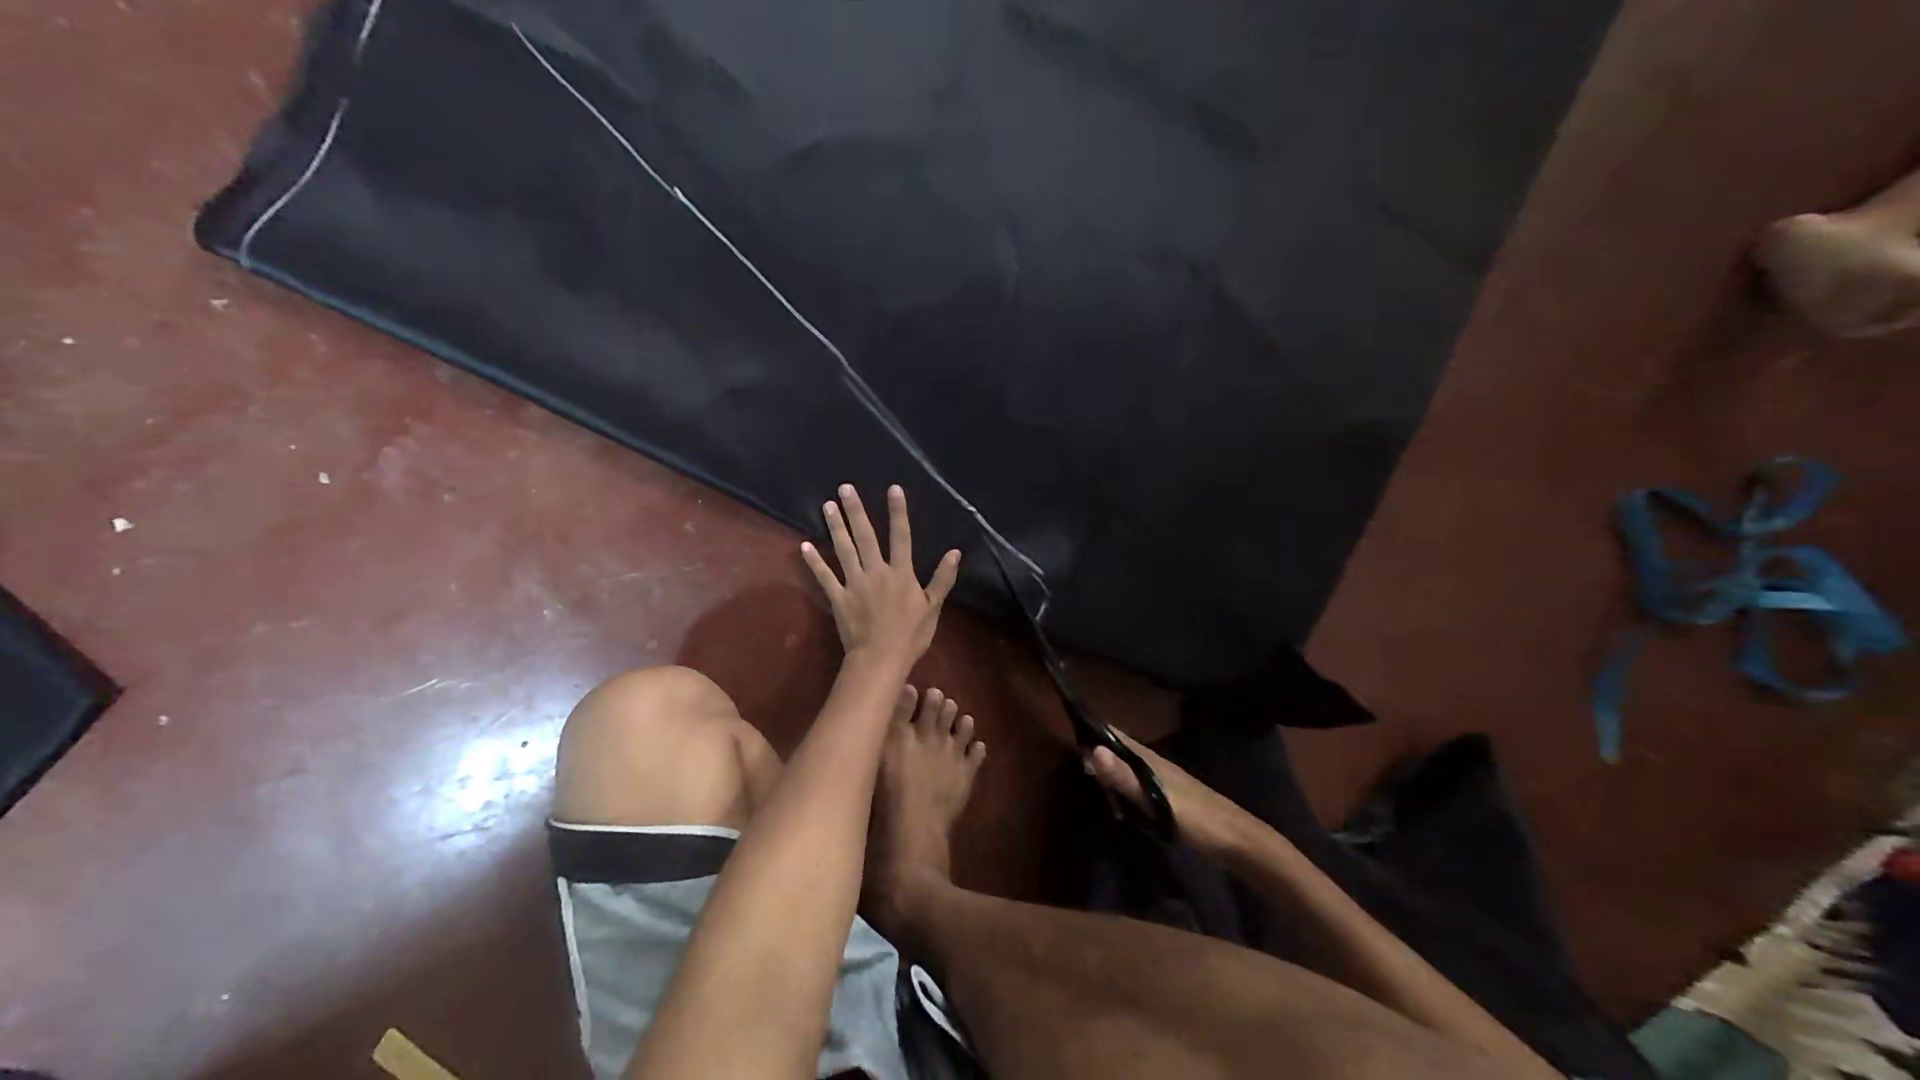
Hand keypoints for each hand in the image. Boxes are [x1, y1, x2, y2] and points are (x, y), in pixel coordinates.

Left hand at [801, 484, 960, 666]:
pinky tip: (805, 546)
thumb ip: (942, 578)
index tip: (893, 488)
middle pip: (866, 536)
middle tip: (845, 488)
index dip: (898, 512)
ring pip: (844, 550)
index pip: (901, 536)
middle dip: (856, 511)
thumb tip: (955, 552)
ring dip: (835, 527)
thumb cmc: (910, 636)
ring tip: (827, 506)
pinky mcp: (838, 598)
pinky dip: (814, 562)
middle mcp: (876, 572)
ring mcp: (854, 584)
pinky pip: (824, 577)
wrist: (881, 659)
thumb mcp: (933, 608)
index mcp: (901, 573)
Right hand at [1084, 730, 1264, 861]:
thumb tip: (1093, 749)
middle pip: (1121, 751)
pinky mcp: (1169, 800)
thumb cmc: (1197, 818)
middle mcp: (1156, 765)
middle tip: (1073, 760)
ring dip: (1110, 769)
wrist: (1238, 843)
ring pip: (1130, 768)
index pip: (1117, 735)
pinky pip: (1138, 785)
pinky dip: (1123, 787)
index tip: (1070, 730)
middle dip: (1098, 751)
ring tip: (1088, 777)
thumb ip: (1125, 778)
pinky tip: (1116, 799)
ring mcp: (1164, 782)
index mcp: (1151, 760)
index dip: (1094, 731)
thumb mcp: (1156, 800)